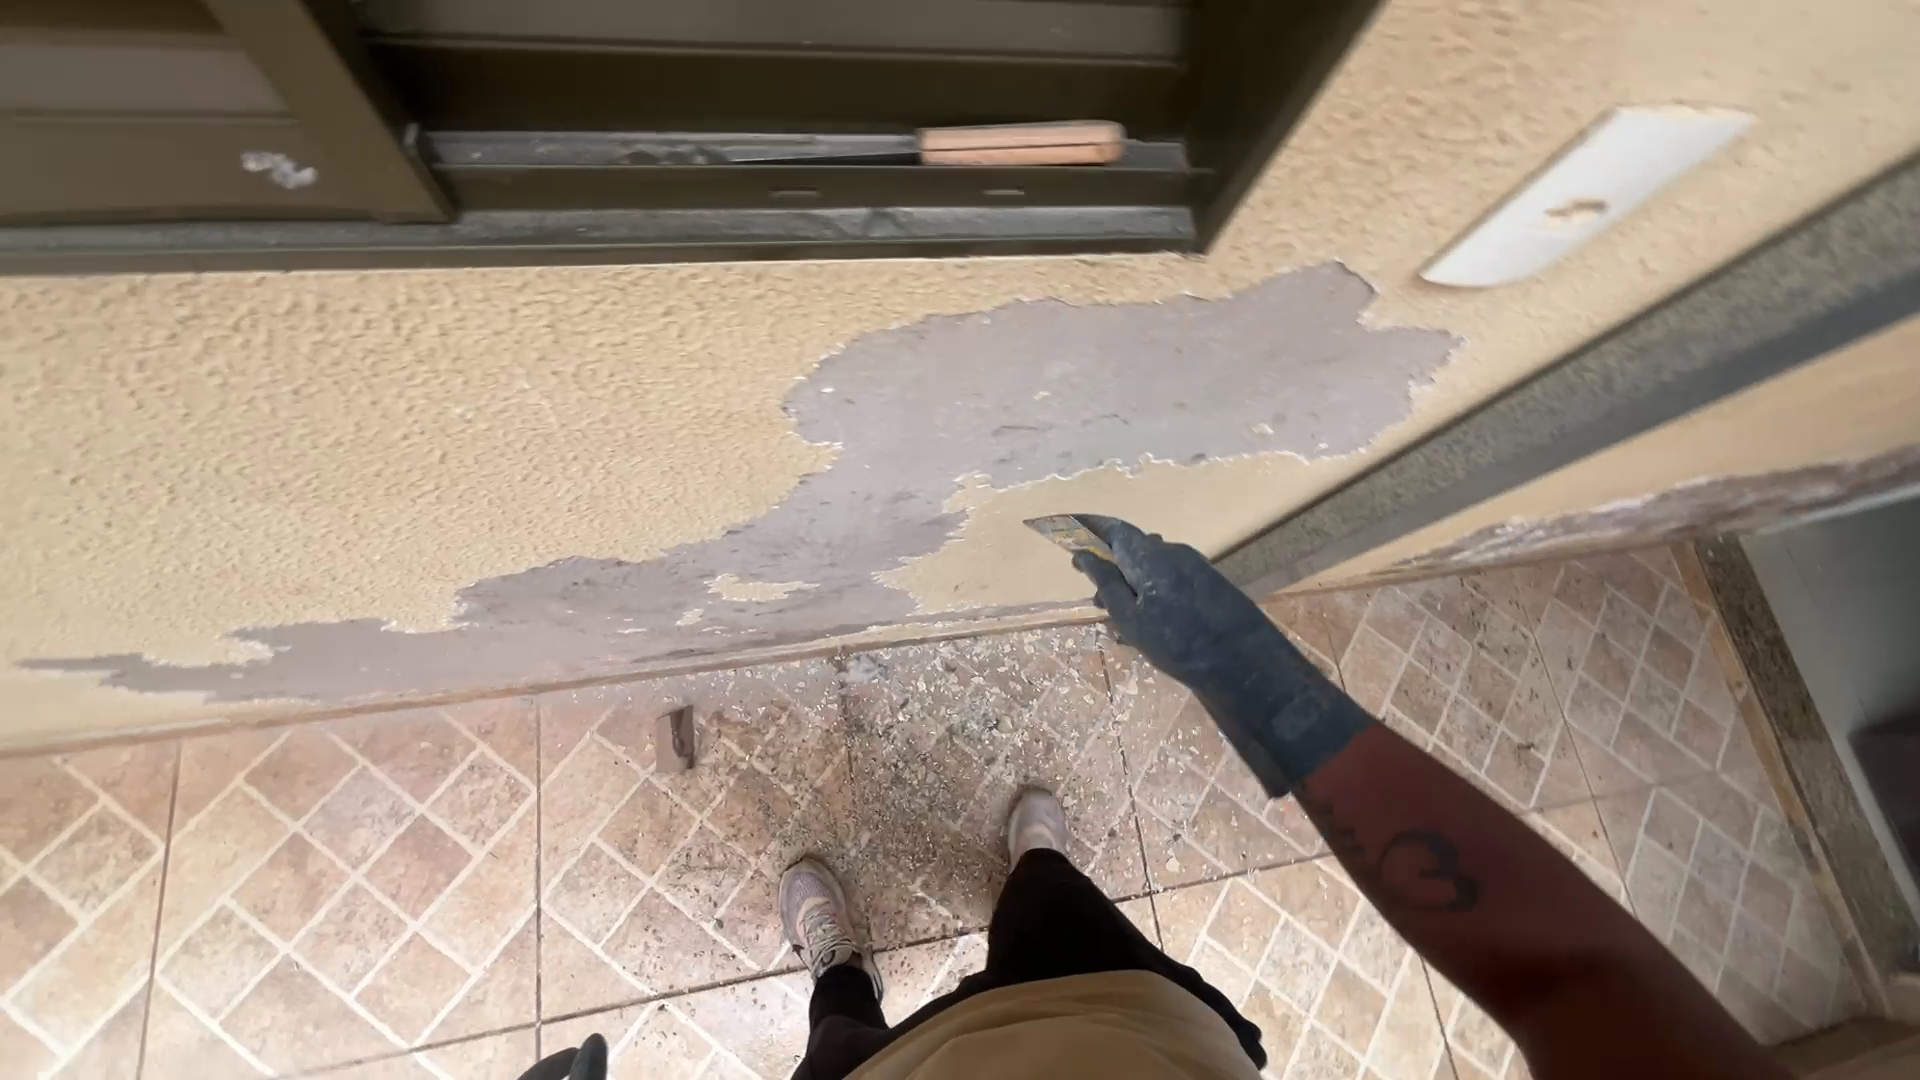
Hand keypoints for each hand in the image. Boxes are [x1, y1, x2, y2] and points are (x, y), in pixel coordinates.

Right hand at [1068, 518, 1294, 699]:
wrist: (1244, 664)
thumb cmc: (1177, 643)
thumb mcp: (1130, 619)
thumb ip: (1107, 583)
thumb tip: (1085, 555)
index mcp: (1151, 556)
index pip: (1114, 530)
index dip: (1091, 532)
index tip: (1072, 543)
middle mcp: (1174, 552)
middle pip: (1133, 550)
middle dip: (1111, 570)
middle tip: (1098, 603)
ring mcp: (1195, 566)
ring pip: (1151, 568)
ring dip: (1132, 586)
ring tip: (1124, 624)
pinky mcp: (1208, 583)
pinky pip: (1169, 579)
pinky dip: (1151, 594)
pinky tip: (1150, 626)